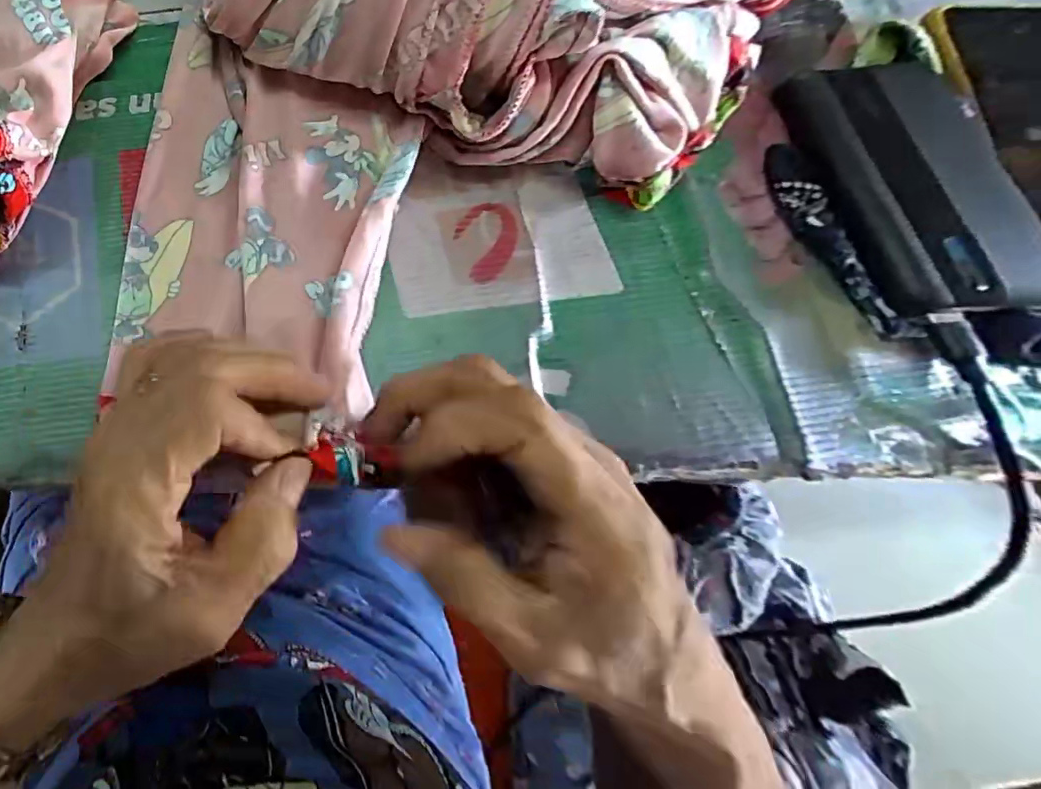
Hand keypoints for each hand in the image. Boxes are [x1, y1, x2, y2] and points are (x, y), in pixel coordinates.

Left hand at [0, 334, 325, 749]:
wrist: (65, 630)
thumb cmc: (133, 628)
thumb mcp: (211, 610)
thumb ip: (262, 538)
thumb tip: (296, 467)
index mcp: (136, 473)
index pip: (203, 404)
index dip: (259, 420)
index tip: (296, 456)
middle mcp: (118, 432)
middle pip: (194, 366)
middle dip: (263, 370)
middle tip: (318, 390)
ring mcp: (110, 423)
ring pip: (174, 355)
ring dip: (234, 357)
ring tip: (284, 380)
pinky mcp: (112, 426)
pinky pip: (152, 364)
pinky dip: (196, 355)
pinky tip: (227, 369)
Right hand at [364, 356, 779, 785]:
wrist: (666, 661)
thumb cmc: (604, 653)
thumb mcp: (532, 640)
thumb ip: (464, 581)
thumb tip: (390, 532)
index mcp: (591, 496)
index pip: (516, 419)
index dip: (446, 427)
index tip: (401, 465)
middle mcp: (580, 452)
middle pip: (488, 379)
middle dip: (417, 397)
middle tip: (374, 441)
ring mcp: (564, 445)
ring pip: (480, 383)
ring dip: (423, 405)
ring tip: (395, 455)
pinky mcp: (547, 450)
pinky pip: (482, 411)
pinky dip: (438, 424)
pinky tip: (430, 471)